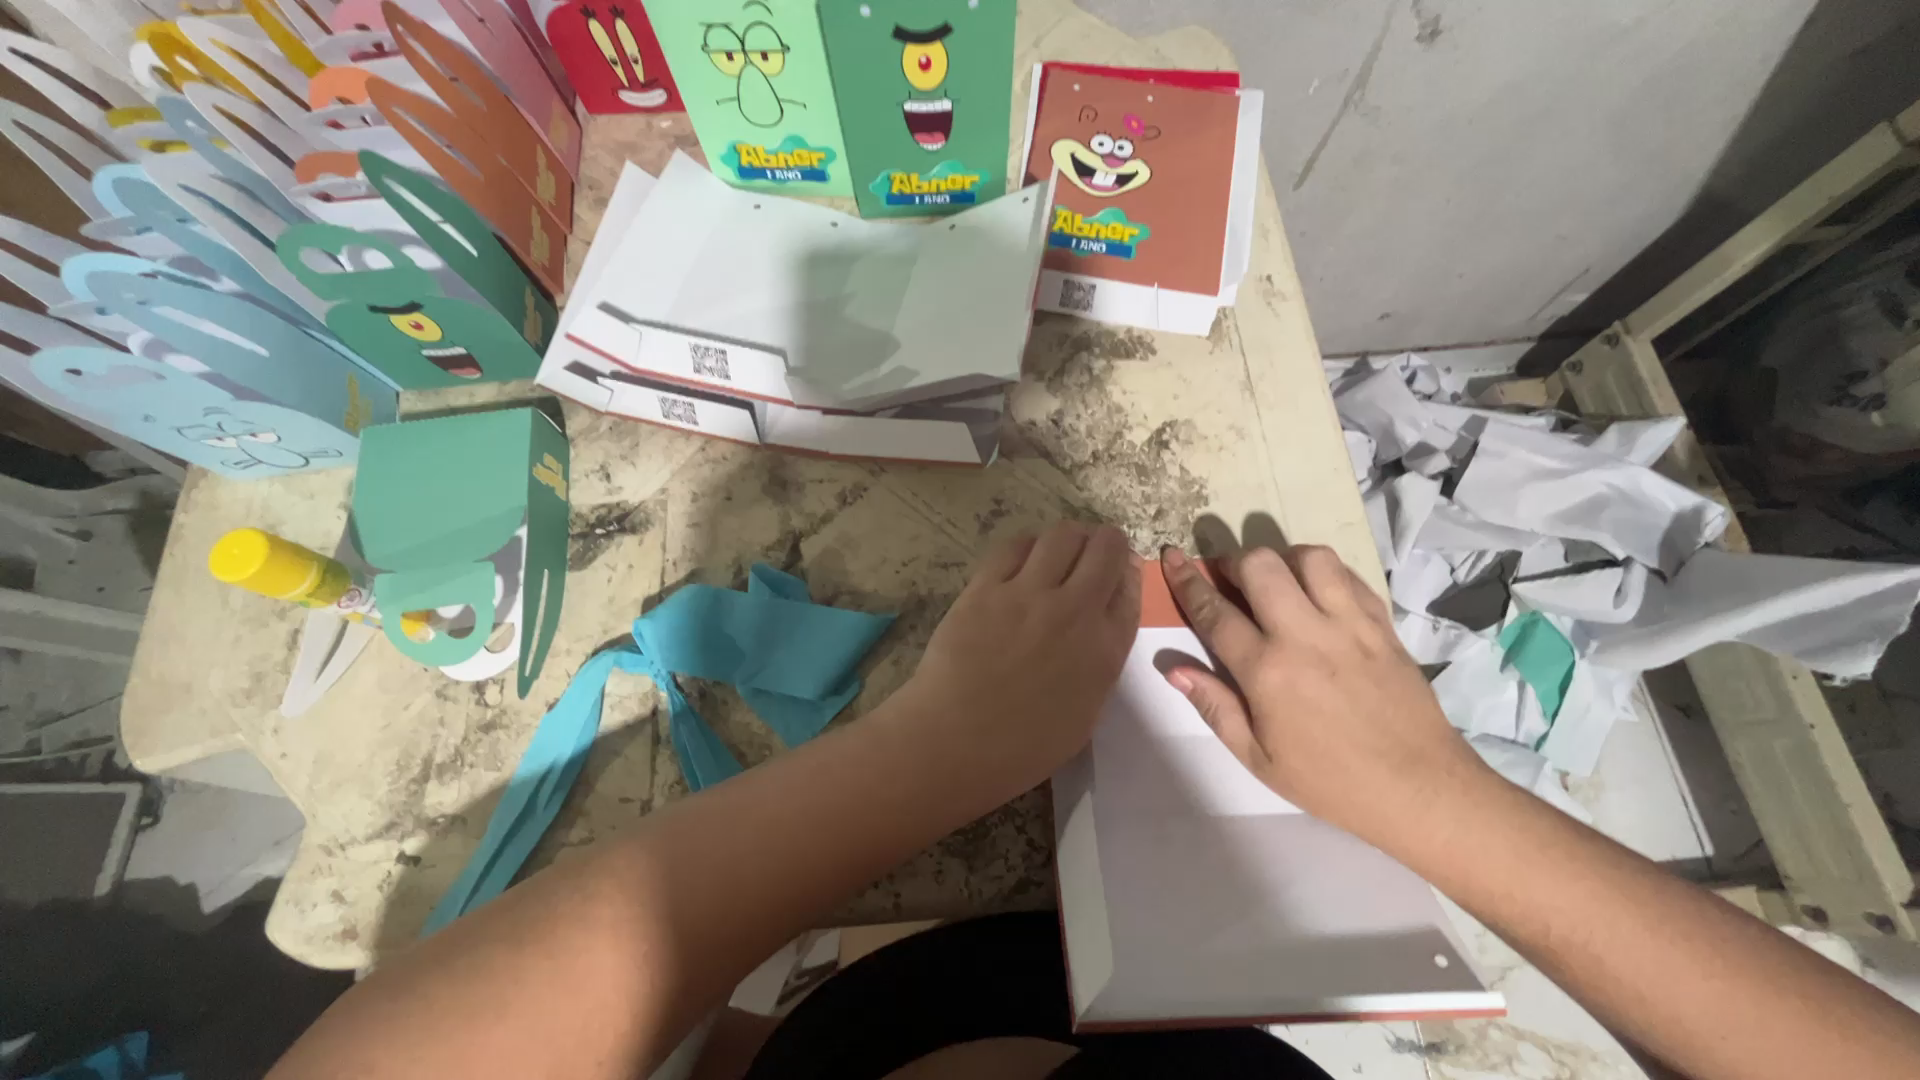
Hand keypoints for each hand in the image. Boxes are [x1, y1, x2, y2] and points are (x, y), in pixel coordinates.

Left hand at [903, 522, 1141, 797]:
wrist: (957, 741)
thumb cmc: (1024, 746)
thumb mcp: (1086, 712)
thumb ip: (1099, 663)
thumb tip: (1097, 629)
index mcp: (1105, 648)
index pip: (1129, 587)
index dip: (1127, 570)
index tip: (1118, 568)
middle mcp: (1075, 610)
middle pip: (1104, 548)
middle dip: (1105, 542)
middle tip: (1092, 550)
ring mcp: (1028, 594)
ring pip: (1062, 535)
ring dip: (1069, 538)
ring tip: (1058, 551)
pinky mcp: (986, 587)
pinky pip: (1014, 546)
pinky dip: (1026, 546)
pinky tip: (1022, 559)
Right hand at [1159, 545, 1492, 843]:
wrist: (1420, 789)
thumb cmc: (1329, 781)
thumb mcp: (1257, 757)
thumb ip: (1215, 706)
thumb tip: (1174, 669)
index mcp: (1267, 671)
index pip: (1215, 612)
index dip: (1187, 581)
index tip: (1171, 557)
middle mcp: (1305, 635)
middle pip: (1260, 565)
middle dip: (1234, 561)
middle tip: (1229, 578)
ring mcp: (1349, 625)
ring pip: (1309, 558)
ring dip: (1283, 560)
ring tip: (1276, 581)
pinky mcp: (1383, 626)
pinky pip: (1349, 576)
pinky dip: (1324, 573)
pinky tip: (1316, 593)